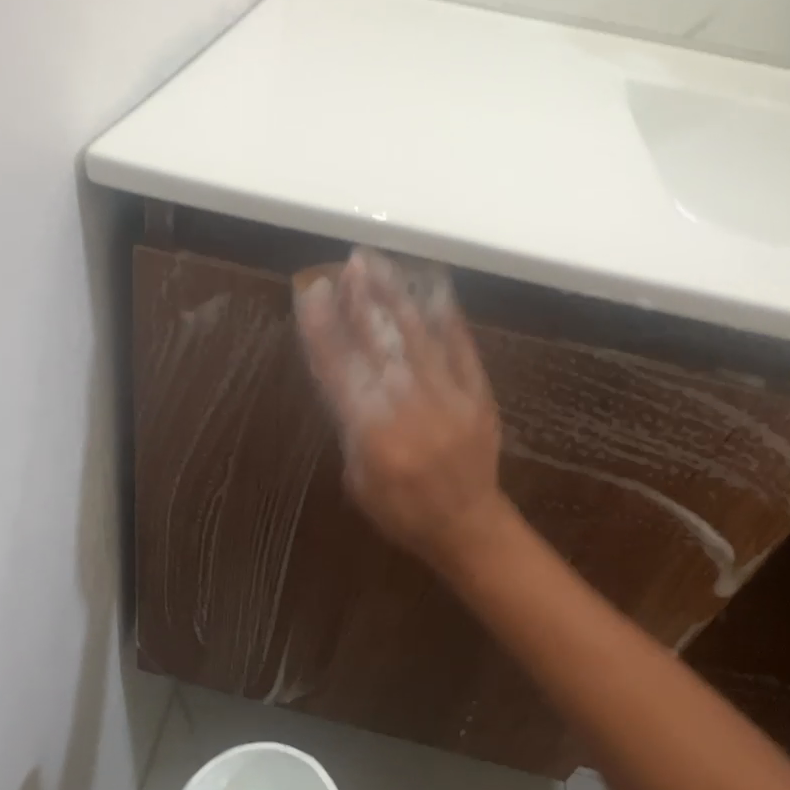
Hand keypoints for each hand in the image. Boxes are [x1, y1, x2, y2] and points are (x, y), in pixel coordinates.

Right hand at [294, 249, 508, 569]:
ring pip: (418, 337)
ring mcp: (449, 398)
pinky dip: (446, 315)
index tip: (311, 293)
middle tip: (352, 263)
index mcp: (374, 435)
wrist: (467, 525)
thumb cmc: (401, 510)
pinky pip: (461, 347)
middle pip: (381, 344)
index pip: (340, 371)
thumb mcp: (358, 477)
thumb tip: (342, 374)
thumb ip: (350, 425)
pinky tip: (432, 286)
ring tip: (381, 265)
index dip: (323, 330)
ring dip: (397, 297)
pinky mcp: (478, 394)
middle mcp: (410, 410)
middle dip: (364, 300)